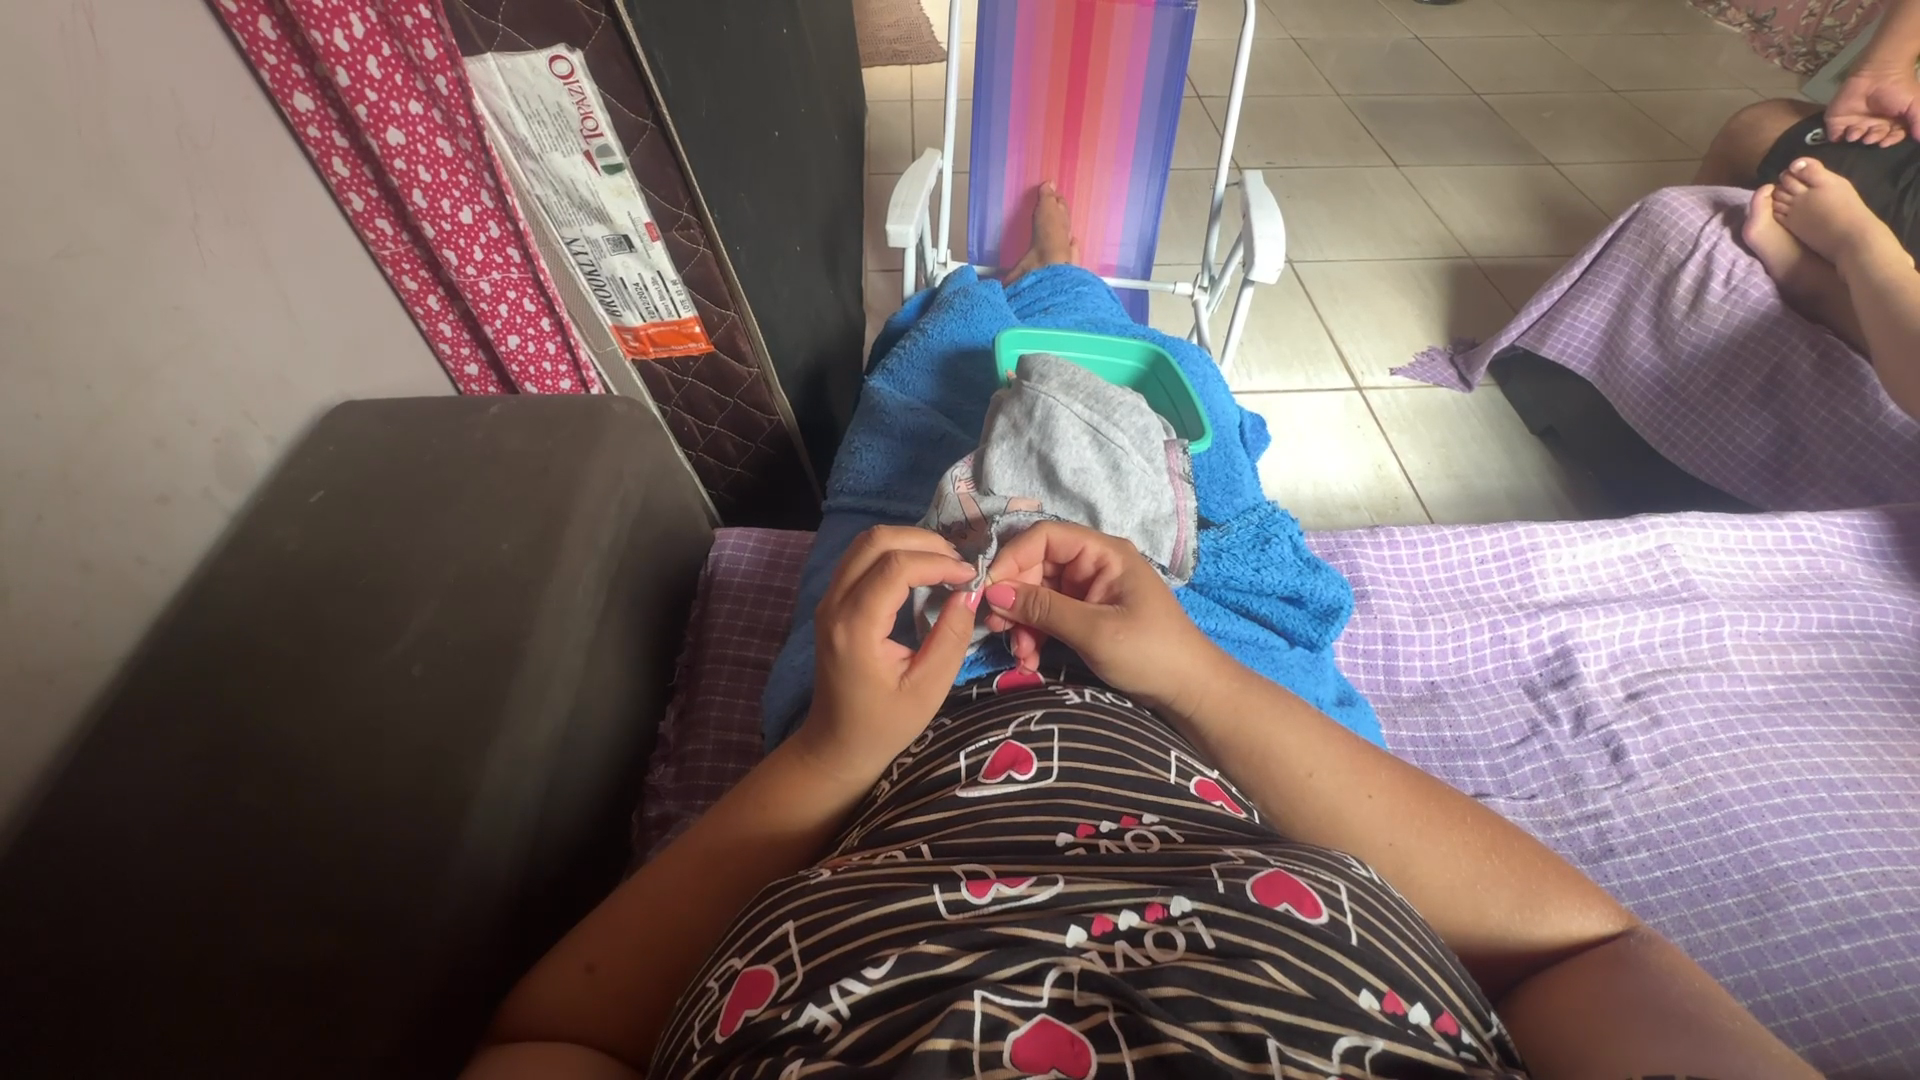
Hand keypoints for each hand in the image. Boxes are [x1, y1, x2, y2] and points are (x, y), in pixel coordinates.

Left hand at [793, 526, 979, 784]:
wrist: (836, 744)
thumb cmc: (884, 724)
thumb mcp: (928, 688)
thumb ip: (951, 637)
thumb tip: (970, 591)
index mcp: (855, 627)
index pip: (895, 567)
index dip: (938, 562)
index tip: (970, 576)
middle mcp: (834, 604)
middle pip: (875, 541)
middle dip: (923, 541)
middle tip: (958, 562)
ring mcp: (829, 600)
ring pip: (865, 543)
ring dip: (907, 542)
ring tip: (943, 562)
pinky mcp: (833, 602)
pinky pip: (861, 558)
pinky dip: (894, 552)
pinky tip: (920, 569)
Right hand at [980, 521, 1228, 714]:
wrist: (1188, 692)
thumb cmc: (1150, 653)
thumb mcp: (1094, 631)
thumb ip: (1043, 608)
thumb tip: (992, 591)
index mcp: (1102, 553)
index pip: (1045, 537)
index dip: (1012, 558)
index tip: (988, 591)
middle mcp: (1092, 564)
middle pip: (1036, 567)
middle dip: (1015, 599)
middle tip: (999, 631)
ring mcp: (1088, 591)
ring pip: (1037, 595)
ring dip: (1023, 624)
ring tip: (1021, 654)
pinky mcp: (1085, 615)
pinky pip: (1048, 616)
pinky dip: (1035, 635)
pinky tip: (1030, 659)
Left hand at [1826, 65, 1919, 146]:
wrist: (1878, 74)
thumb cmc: (1899, 89)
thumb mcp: (1915, 105)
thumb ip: (1919, 121)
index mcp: (1892, 122)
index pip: (1890, 137)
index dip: (1888, 141)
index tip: (1886, 142)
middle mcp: (1873, 125)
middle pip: (1871, 139)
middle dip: (1872, 139)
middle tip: (1871, 136)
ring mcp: (1854, 124)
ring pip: (1853, 138)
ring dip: (1855, 137)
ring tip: (1857, 132)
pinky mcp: (1837, 123)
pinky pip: (1834, 136)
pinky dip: (1837, 137)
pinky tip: (1843, 134)